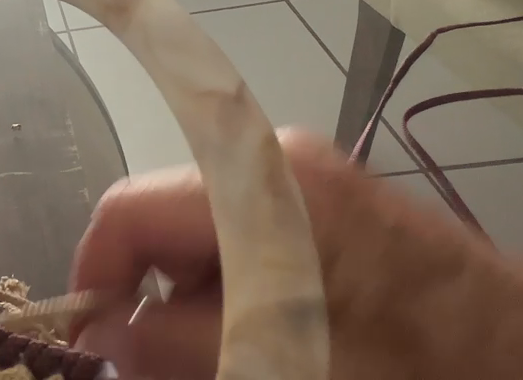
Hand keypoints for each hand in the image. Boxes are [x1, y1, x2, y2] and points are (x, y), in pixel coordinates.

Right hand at [69, 131, 522, 379]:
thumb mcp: (293, 361)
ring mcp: (307, 189)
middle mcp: (273, 164)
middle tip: (157, 374)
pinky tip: (265, 351)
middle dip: (150, 303)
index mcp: (257, 180)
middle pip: (166, 223)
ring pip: (206, 243)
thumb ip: (185, 346)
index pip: (130, 209)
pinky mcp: (336, 220)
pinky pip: (250, 252)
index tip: (87, 347)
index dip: (95, 275)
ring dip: (196, 312)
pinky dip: (238, 304)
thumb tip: (108, 340)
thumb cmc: (435, 375)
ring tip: (220, 366)